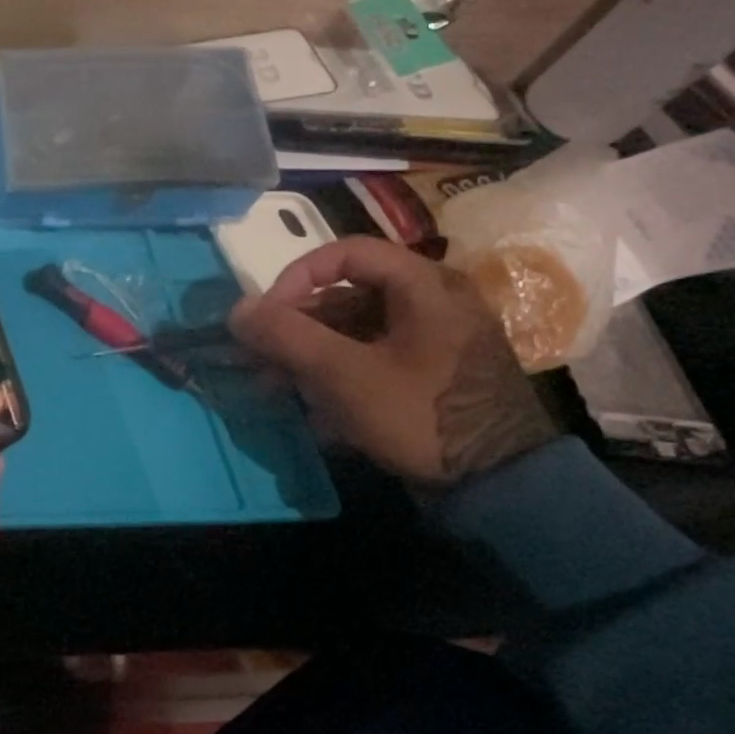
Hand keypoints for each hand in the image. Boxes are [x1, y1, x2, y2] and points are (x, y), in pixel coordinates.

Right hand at [227, 237, 556, 487]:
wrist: (497, 480)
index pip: (345, 253)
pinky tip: (312, 405)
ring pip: (354, 329)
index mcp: (425, 285)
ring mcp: (436, 338)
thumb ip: (287, 336)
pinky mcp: (432, 372)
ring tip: (276, 387)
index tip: (266, 318)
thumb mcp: (344, 373)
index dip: (295, 278)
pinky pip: (371, 355)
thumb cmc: (419, 413)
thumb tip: (237, 308)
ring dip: (307, 353)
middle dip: (294, 326)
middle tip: (258, 359)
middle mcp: (435, 300)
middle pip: (346, 294)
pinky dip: (335, 371)